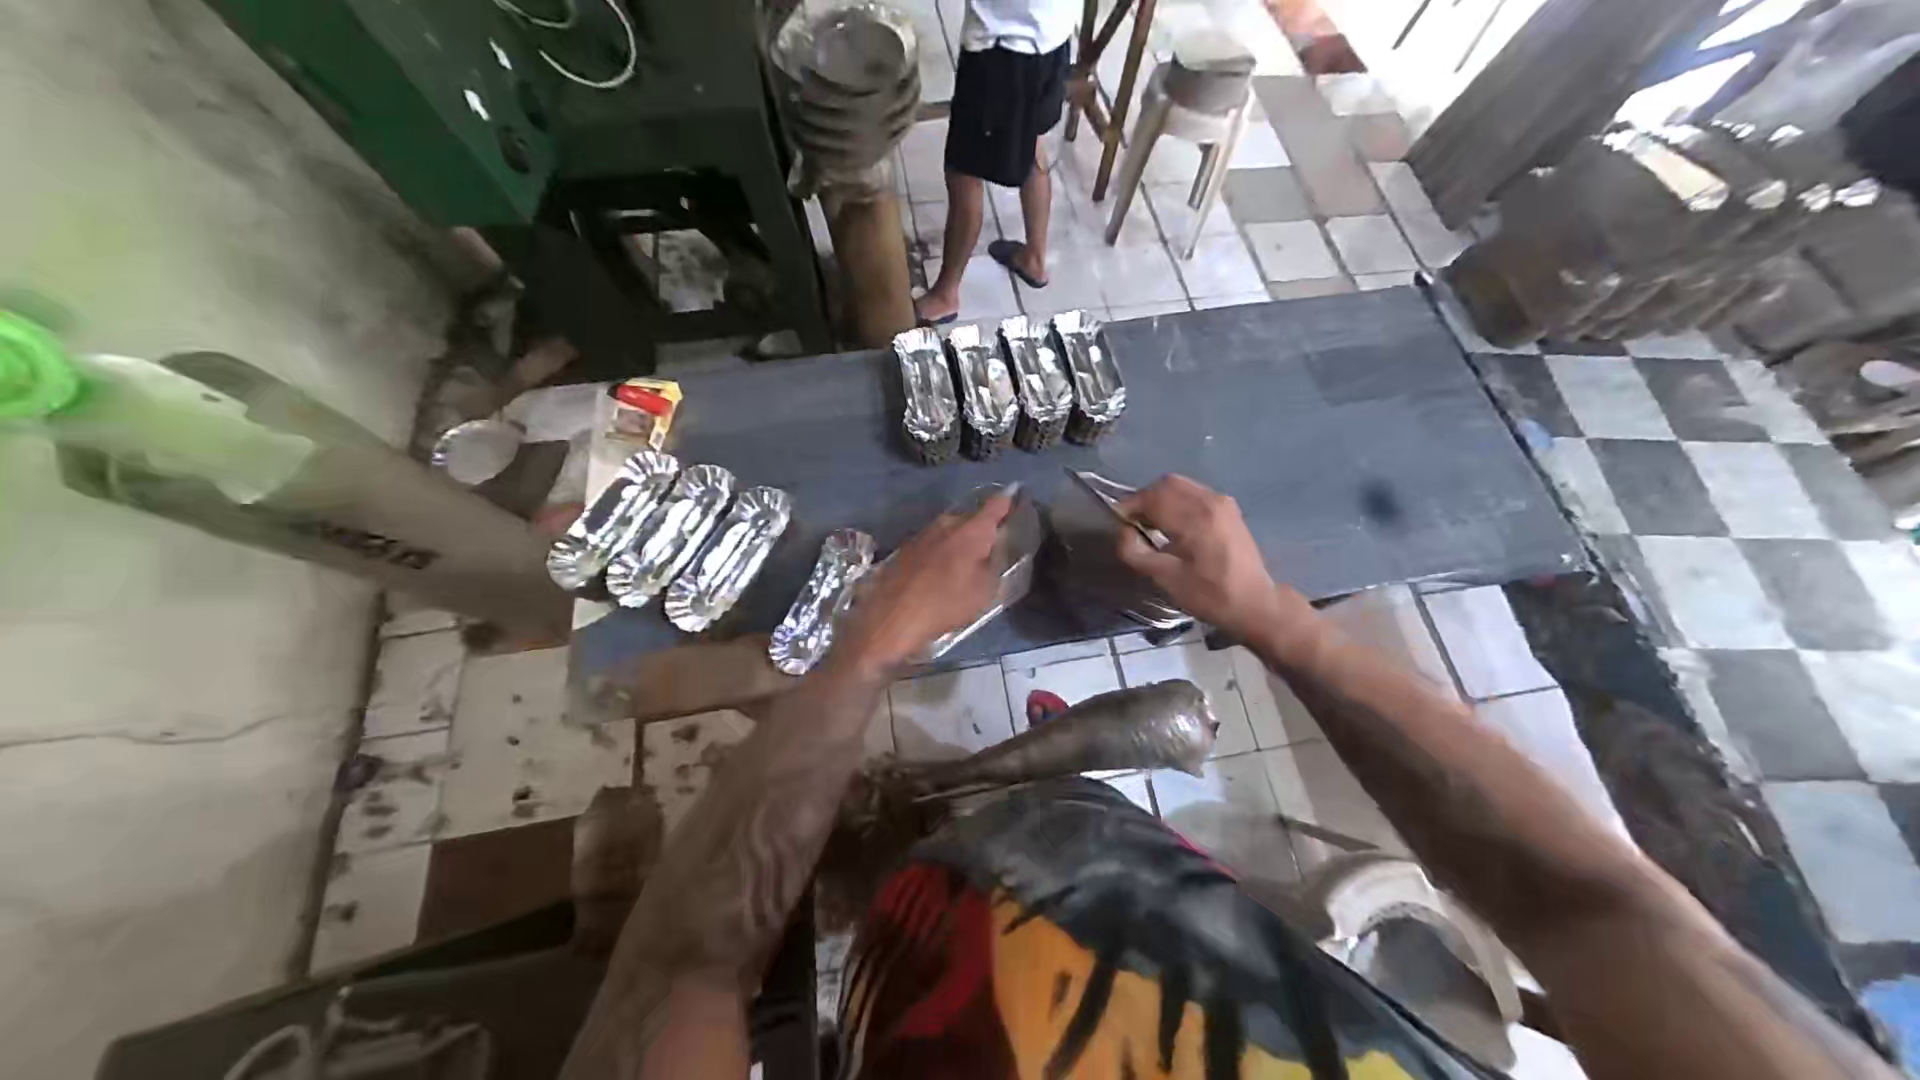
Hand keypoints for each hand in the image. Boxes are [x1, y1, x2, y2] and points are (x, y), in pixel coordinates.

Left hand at [831, 493, 1014, 674]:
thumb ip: (995, 561)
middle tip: (991, 548)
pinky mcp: (905, 548)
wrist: (891, 617)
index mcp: (970, 530)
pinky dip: (941, 552)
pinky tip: (940, 573)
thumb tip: (996, 544)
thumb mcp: (985, 589)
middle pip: (970, 519)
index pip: (995, 505)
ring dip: (959, 542)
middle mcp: (946, 524)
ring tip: (964, 565)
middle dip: (981, 529)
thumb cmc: (946, 604)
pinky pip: (933, 543)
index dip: (1008, 500)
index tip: (1016, 496)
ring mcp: (922, 534)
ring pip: (949, 531)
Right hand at [1114, 475, 1317, 648]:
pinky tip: (1173, 524)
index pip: (1152, 497)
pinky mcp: (1228, 508)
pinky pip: (1194, 492)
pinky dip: (1177, 500)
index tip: (1119, 522)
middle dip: (1144, 499)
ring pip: (1180, 485)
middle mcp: (1210, 501)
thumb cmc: (1209, 595)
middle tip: (1134, 522)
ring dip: (1160, 498)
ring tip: (1151, 523)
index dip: (1129, 506)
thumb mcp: (1165, 578)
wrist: (1254, 603)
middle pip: (1166, 484)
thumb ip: (1136, 552)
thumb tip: (1124, 532)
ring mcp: (1222, 502)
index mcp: (1195, 518)